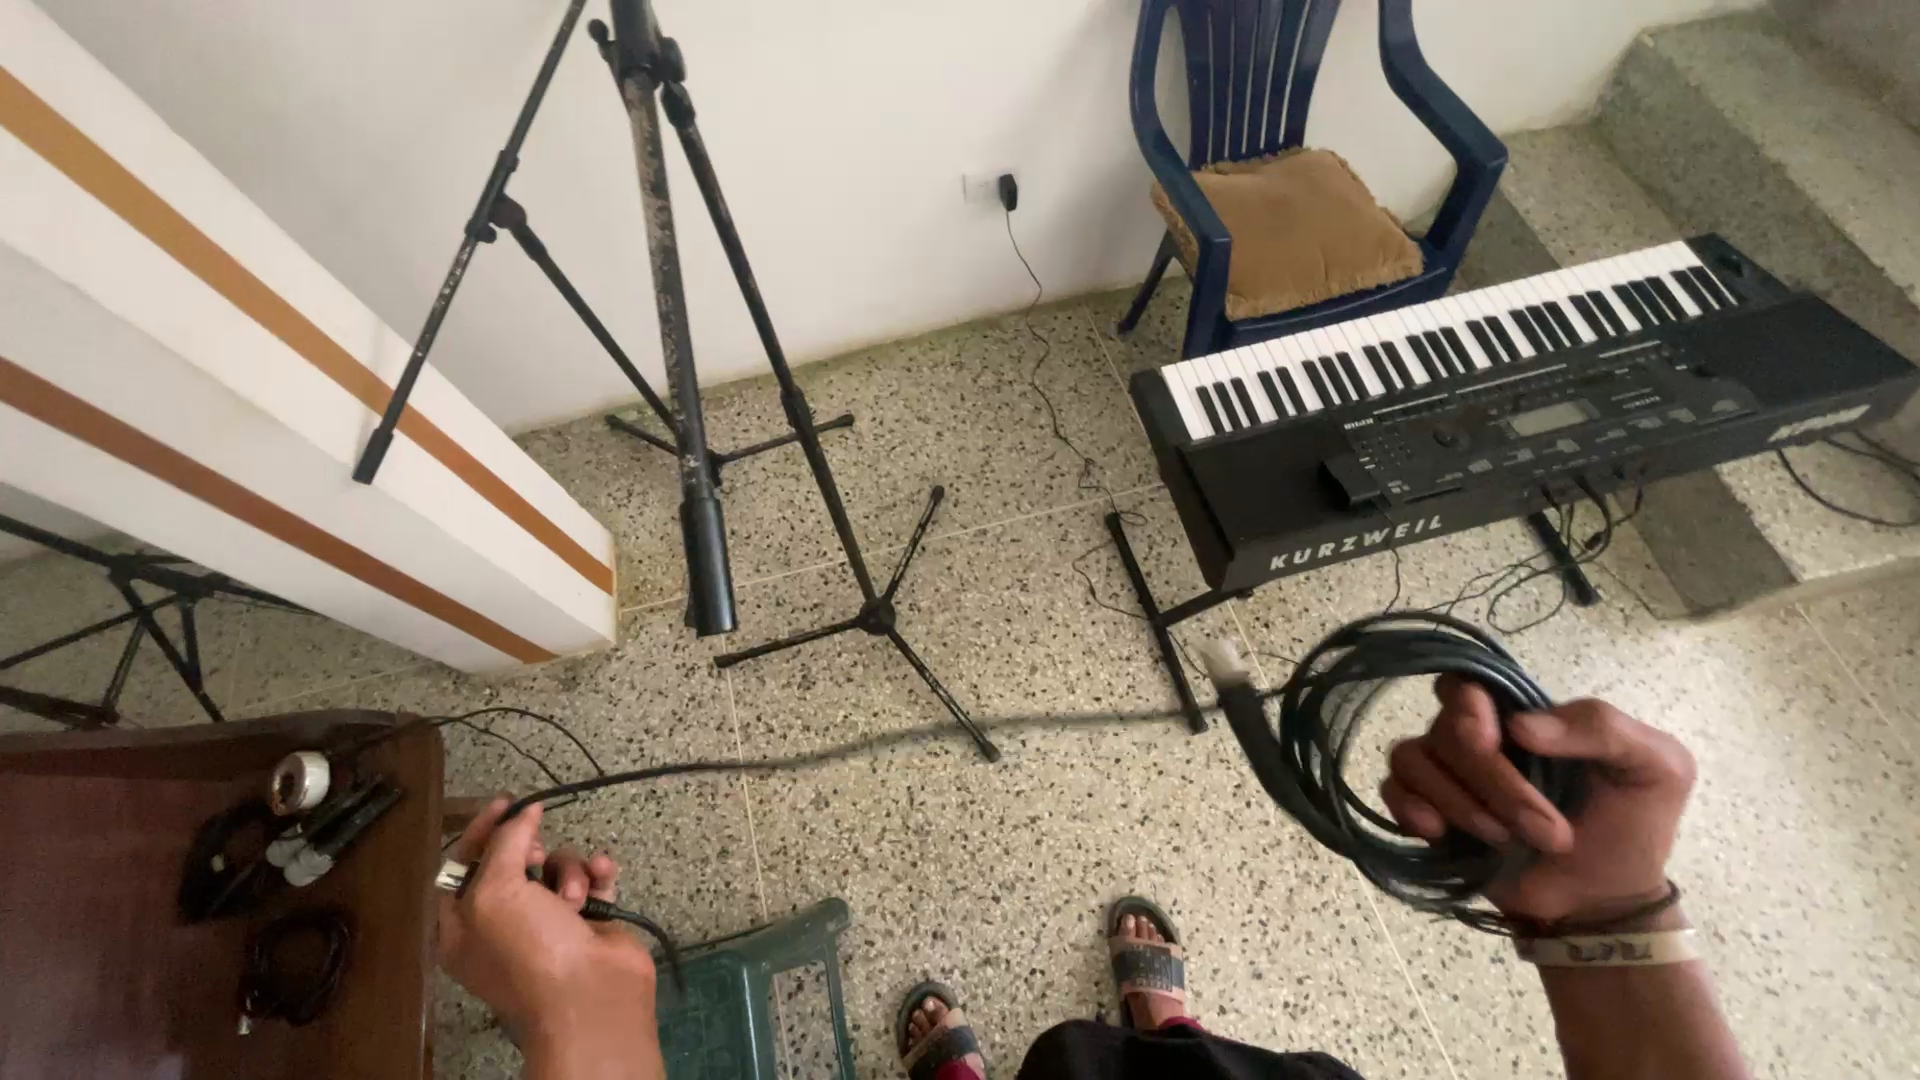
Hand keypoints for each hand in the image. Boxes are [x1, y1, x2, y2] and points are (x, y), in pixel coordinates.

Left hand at [439, 796, 662, 1079]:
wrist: (590, 995)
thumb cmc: (529, 949)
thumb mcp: (497, 894)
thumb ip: (505, 844)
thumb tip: (524, 812)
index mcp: (464, 924)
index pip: (463, 864)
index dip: (481, 830)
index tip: (508, 800)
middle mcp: (503, 921)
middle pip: (516, 861)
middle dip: (535, 853)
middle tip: (541, 857)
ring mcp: (548, 920)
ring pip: (559, 866)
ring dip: (570, 870)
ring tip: (577, 895)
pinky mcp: (588, 917)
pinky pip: (592, 878)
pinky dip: (599, 875)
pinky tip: (604, 881)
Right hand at [1381, 678, 1695, 923]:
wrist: (1603, 901)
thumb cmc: (1629, 826)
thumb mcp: (1658, 767)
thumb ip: (1602, 728)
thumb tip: (1519, 726)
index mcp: (1515, 715)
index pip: (1464, 681)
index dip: (1467, 704)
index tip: (1496, 739)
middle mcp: (1467, 736)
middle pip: (1445, 730)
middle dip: (1493, 781)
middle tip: (1547, 829)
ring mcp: (1440, 773)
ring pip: (1415, 761)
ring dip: (1463, 805)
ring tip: (1509, 842)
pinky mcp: (1421, 809)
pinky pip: (1391, 791)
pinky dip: (1411, 809)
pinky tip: (1441, 834)